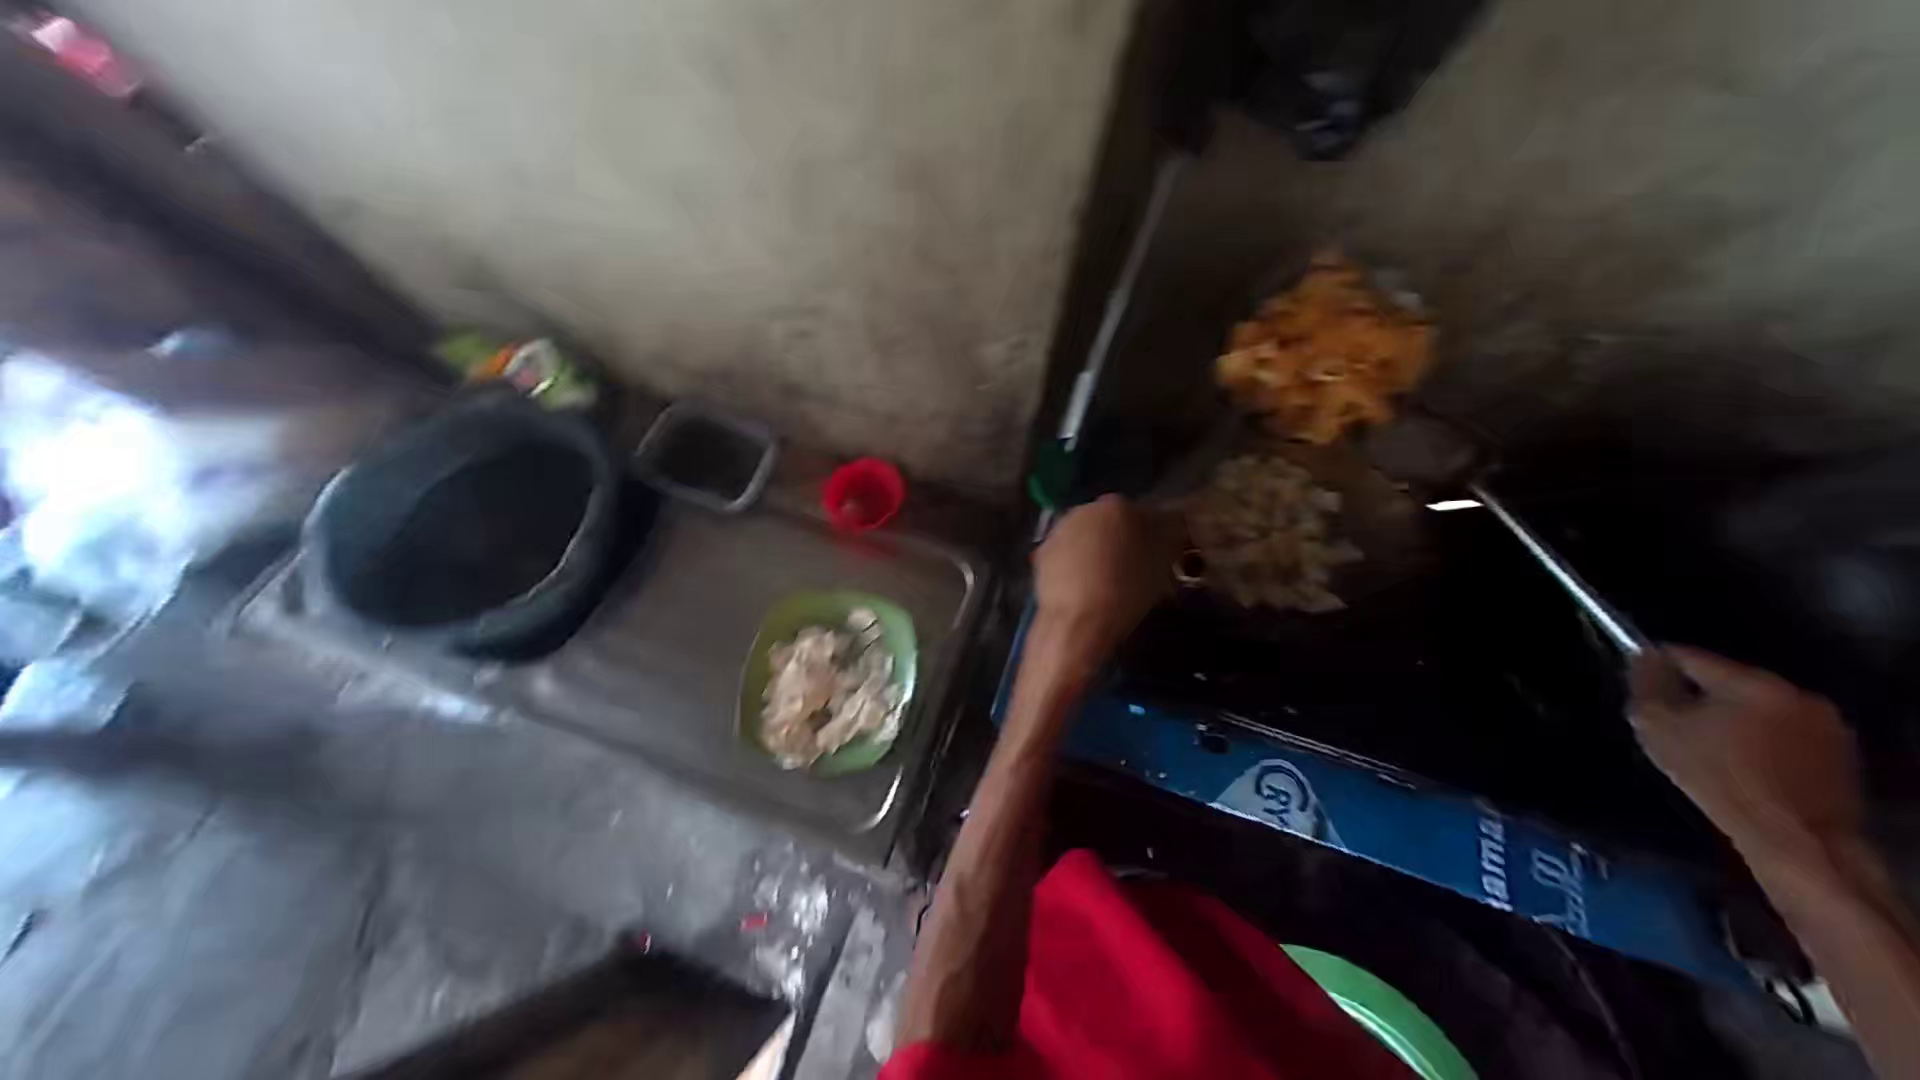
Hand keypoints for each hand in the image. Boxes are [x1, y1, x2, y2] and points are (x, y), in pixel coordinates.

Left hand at [1032, 495, 1173, 657]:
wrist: (1078, 620)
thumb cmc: (1128, 591)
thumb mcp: (1163, 565)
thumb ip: (1169, 539)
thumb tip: (1172, 530)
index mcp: (1118, 506)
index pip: (1144, 515)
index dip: (1154, 538)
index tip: (1159, 559)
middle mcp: (1084, 510)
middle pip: (1110, 523)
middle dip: (1121, 542)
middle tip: (1133, 571)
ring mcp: (1059, 531)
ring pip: (1086, 538)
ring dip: (1096, 553)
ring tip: (1106, 583)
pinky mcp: (1041, 555)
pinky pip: (1067, 557)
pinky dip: (1075, 568)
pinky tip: (1084, 590)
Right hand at [1629, 646, 1862, 860]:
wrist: (1795, 838)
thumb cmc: (1716, 777)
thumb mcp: (1658, 727)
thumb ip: (1647, 685)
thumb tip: (1644, 658)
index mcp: (1752, 682)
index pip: (1690, 655)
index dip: (1656, 662)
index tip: (1636, 675)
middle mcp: (1796, 692)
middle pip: (1726, 679)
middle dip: (1697, 693)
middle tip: (1670, 716)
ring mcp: (1825, 722)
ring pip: (1756, 704)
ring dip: (1730, 713)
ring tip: (1706, 740)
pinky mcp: (1840, 750)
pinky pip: (1783, 728)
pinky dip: (1758, 735)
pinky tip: (1741, 759)